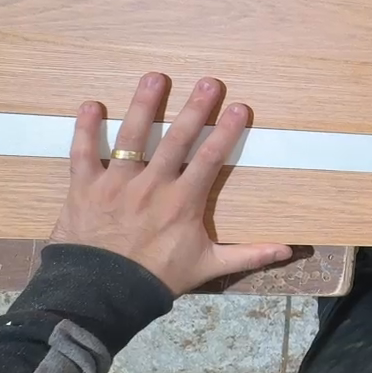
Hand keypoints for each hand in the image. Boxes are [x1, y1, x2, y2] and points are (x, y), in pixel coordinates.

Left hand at [50, 73, 291, 294]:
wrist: (98, 295)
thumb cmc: (157, 277)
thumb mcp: (208, 266)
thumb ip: (249, 255)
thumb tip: (288, 251)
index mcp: (183, 201)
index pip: (210, 158)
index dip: (226, 131)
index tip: (239, 107)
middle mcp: (152, 186)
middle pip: (176, 139)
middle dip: (194, 109)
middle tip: (208, 82)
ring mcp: (116, 184)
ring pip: (132, 137)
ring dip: (143, 105)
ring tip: (155, 77)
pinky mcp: (84, 188)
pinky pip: (82, 153)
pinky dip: (85, 129)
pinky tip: (91, 104)